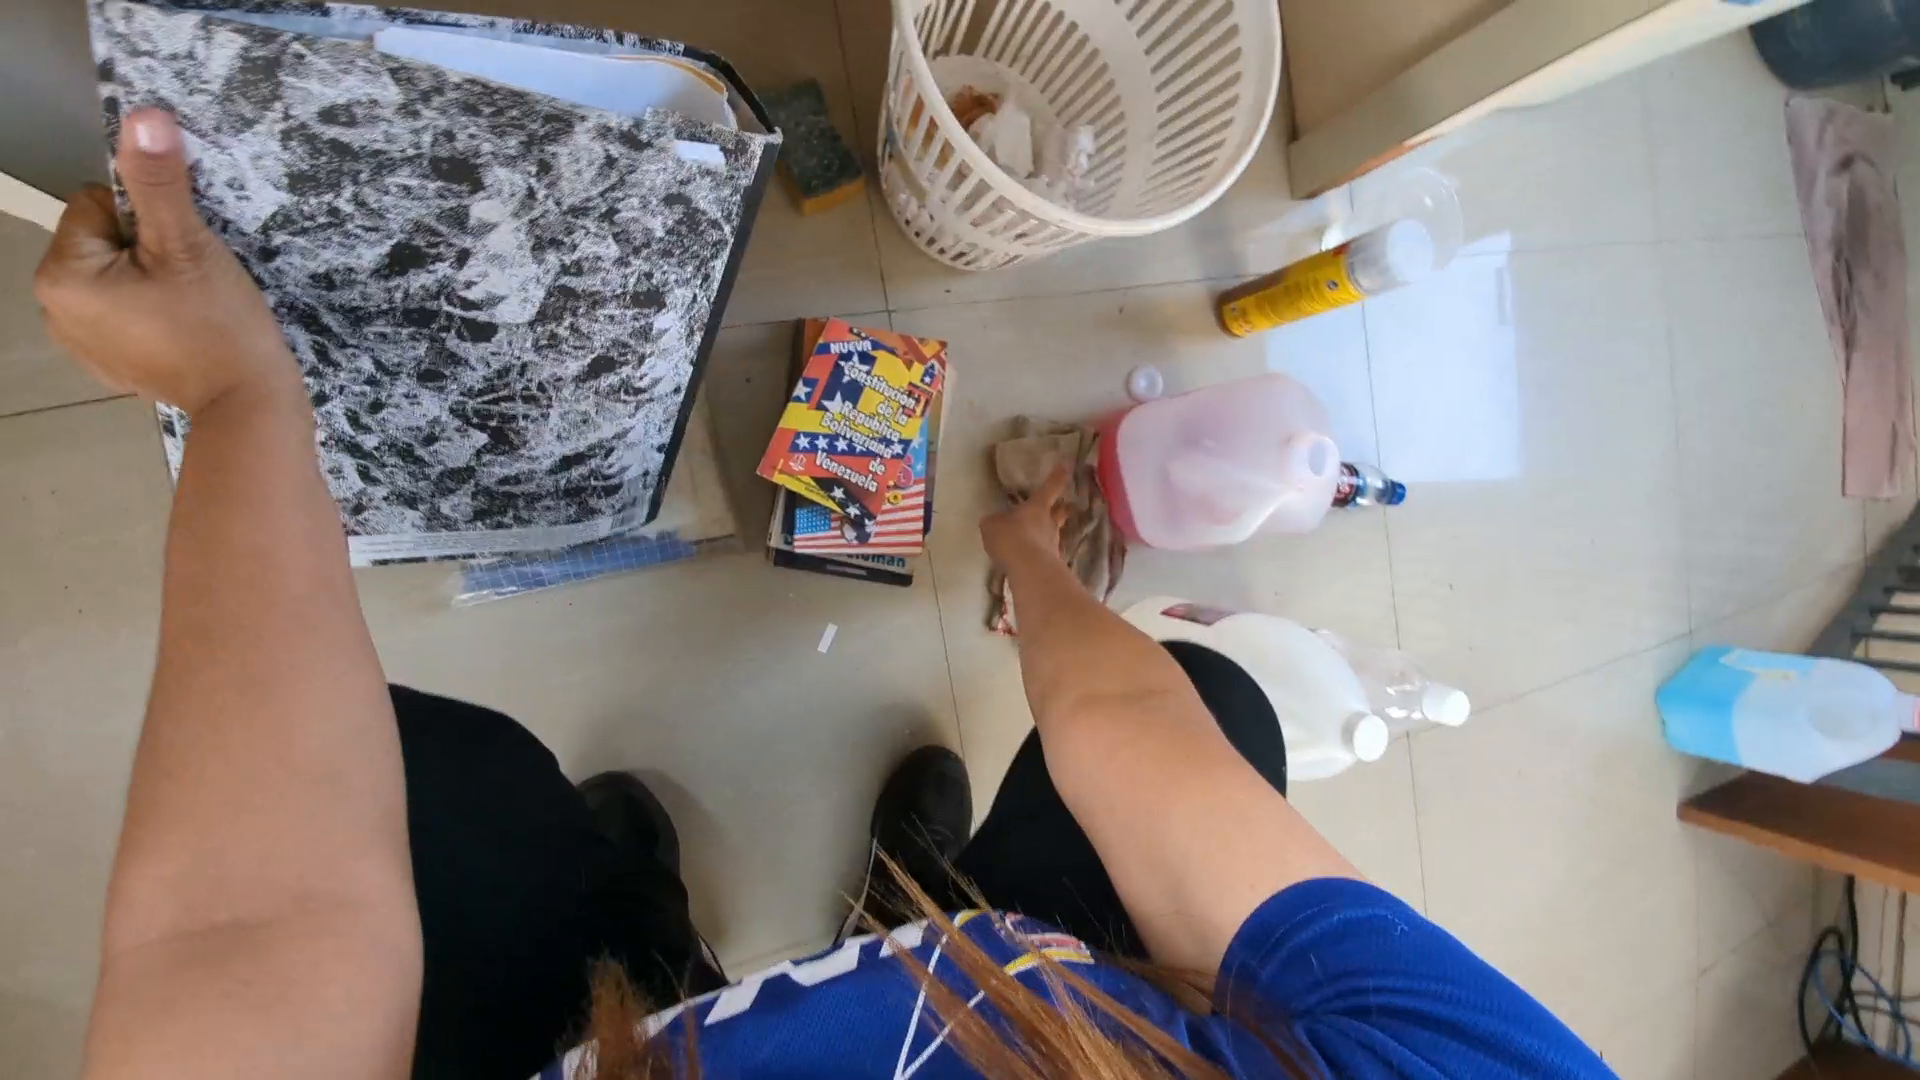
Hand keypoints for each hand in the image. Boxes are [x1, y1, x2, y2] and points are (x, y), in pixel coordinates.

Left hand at [34, 108, 303, 414]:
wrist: (252, 410)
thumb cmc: (223, 329)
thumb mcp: (195, 251)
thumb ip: (161, 185)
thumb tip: (145, 115)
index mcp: (63, 274)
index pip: (98, 210)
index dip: (155, 225)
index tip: (194, 259)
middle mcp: (52, 309)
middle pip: (106, 251)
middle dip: (152, 260)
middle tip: (202, 290)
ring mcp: (82, 346)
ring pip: (119, 289)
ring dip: (154, 292)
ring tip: (199, 317)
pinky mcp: (113, 370)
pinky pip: (127, 326)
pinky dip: (157, 327)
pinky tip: (189, 342)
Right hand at [981, 464, 1071, 570]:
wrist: (1028, 569)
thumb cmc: (1011, 538)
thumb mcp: (992, 526)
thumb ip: (994, 522)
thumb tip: (994, 521)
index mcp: (1037, 507)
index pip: (1050, 487)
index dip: (1058, 476)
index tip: (1067, 466)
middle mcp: (1049, 523)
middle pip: (1060, 512)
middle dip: (1062, 508)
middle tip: (1065, 505)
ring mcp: (1053, 544)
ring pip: (1053, 534)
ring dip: (1048, 533)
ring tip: (1037, 538)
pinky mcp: (1052, 563)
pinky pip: (1046, 553)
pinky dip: (1040, 553)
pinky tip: (1030, 559)